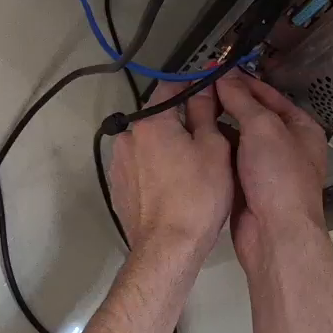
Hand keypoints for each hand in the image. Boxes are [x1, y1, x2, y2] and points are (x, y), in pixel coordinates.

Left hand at [107, 85, 234, 265]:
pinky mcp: (119, 189)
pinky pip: (141, 169)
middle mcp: (127, 139)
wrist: (167, 248)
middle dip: (180, 123)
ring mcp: (119, 166)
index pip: (169, 86)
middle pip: (158, 119)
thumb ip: (205, 112)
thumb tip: (203, 88)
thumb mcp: (213, 148)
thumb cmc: (197, 197)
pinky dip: (156, 171)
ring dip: (167, 148)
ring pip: (149, 146)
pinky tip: (175, 188)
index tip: (208, 90)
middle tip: (207, 139)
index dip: (191, 85)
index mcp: (150, 123)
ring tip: (192, 169)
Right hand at [214, 73, 328, 267]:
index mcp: (300, 127)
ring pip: (238, 139)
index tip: (215, 70)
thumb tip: (224, 75)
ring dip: (218, 126)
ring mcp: (265, 168)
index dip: (242, 81)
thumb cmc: (279, 178)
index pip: (268, 94)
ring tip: (190, 110)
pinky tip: (196, 141)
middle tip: (197, 89)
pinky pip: (228, 161)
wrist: (275, 233)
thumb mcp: (262, 128)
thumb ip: (242, 100)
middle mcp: (285, 145)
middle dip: (227, 103)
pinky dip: (215, 150)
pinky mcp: (247, 186)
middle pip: (252, 115)